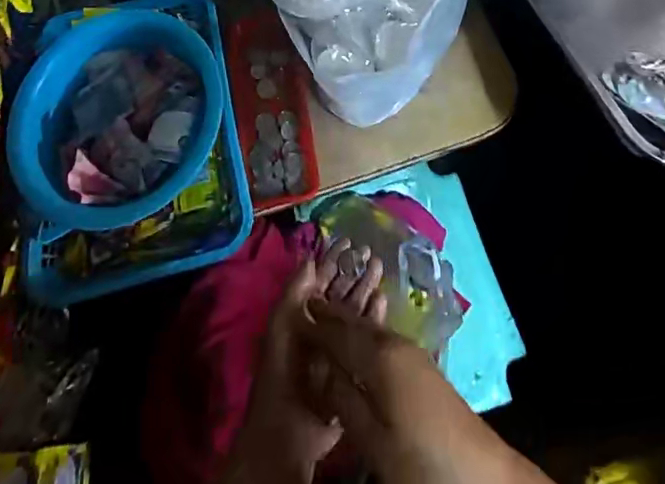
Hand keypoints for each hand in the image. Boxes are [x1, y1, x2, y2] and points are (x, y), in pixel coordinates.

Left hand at [222, 239, 384, 483]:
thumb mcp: (281, 324)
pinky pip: (365, 333)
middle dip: (354, 271)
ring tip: (381, 267)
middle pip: (340, 292)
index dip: (332, 260)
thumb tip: (310, 257)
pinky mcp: (353, 362)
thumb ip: (295, 291)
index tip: (349, 240)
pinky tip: (383, 299)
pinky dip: (374, 315)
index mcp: (300, 316)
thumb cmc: (283, 370)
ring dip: (367, 288)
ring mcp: (337, 345)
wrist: (292, 425)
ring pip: (355, 310)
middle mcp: (319, 327)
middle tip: (372, 251)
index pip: (318, 280)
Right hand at [300, 297, 551, 483]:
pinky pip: (383, 340)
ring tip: (323, 318)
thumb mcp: (372, 436)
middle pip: (357, 324)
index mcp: (380, 357)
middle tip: (304, 305)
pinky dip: (363, 336)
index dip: (315, 324)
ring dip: (348, 322)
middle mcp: (395, 344)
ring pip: (371, 329)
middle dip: (331, 315)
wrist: (475, 467)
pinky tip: (355, 344)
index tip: (291, 313)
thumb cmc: (418, 455)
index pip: (338, 333)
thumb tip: (321, 370)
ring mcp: (411, 352)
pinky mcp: (419, 365)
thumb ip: (343, 400)